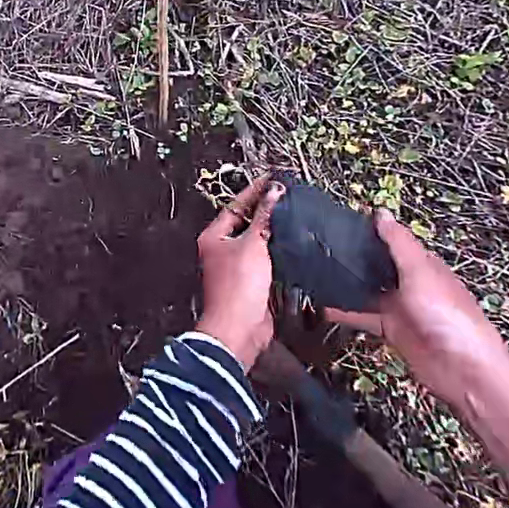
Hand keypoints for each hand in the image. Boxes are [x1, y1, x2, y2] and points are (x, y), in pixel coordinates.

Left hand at [194, 174, 283, 370]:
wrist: (239, 328)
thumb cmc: (237, 287)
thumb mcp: (253, 244)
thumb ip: (265, 217)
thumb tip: (274, 193)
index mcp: (214, 235)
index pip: (236, 205)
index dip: (255, 191)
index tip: (271, 179)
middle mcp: (222, 248)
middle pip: (246, 222)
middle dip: (265, 210)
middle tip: (285, 195)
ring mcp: (236, 265)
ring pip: (257, 241)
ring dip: (273, 231)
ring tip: (293, 215)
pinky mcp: (251, 281)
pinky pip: (266, 259)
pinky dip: (278, 252)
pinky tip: (293, 244)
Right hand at [322, 210, 508, 400]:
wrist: (464, 371)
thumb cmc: (447, 314)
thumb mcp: (421, 271)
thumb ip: (398, 243)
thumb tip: (380, 212)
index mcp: (422, 264)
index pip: (394, 241)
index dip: (371, 231)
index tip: (338, 222)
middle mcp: (410, 283)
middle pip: (379, 265)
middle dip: (354, 257)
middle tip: (319, 245)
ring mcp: (400, 308)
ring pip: (368, 290)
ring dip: (347, 283)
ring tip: (316, 272)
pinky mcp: (391, 330)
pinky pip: (363, 316)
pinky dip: (345, 312)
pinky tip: (323, 307)